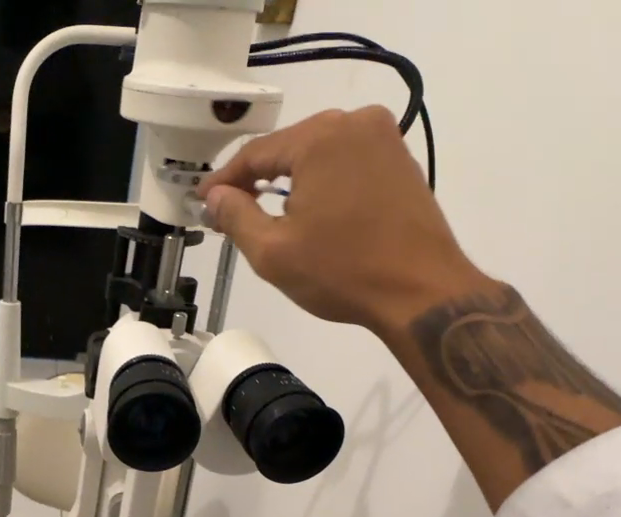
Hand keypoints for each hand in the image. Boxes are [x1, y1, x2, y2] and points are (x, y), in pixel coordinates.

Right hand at [200, 107, 494, 336]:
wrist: (419, 290)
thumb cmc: (341, 271)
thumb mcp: (272, 251)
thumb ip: (236, 216)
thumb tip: (215, 196)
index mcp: (319, 138)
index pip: (255, 153)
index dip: (223, 180)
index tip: (201, 201)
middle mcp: (354, 123)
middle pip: (288, 147)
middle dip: (256, 178)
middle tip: (229, 210)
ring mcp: (384, 138)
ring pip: (318, 153)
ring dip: (288, 180)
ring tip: (264, 212)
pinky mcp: (400, 159)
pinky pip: (345, 161)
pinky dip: (321, 181)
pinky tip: (308, 209)